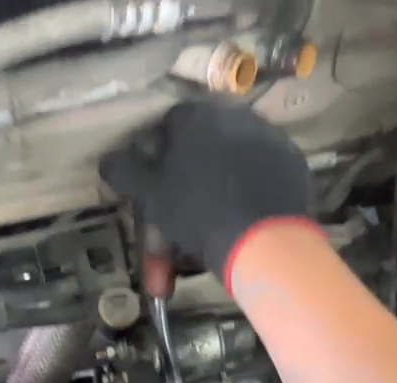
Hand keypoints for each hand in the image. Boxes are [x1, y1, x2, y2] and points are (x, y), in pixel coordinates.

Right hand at [100, 101, 314, 283]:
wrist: (262, 236)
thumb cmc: (196, 210)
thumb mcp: (150, 193)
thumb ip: (125, 172)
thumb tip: (106, 159)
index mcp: (194, 116)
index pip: (161, 132)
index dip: (150, 168)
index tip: (147, 200)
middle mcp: (231, 115)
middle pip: (194, 161)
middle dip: (175, 209)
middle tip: (168, 249)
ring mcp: (267, 137)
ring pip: (223, 175)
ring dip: (204, 211)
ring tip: (196, 253)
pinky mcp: (291, 164)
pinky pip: (254, 183)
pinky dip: (240, 205)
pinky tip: (232, 232)